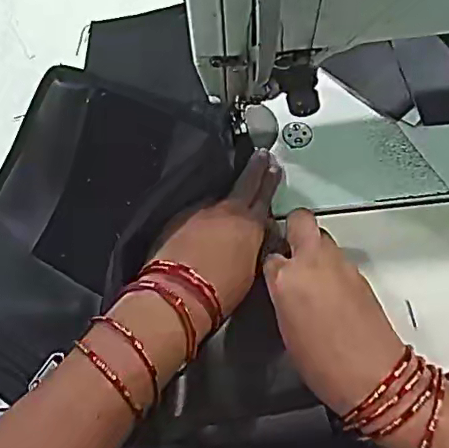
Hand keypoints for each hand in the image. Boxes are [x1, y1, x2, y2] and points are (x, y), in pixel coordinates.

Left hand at [148, 151, 281, 320]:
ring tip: (231, 195)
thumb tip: (252, 240)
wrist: (178, 291)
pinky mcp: (175, 219)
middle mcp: (224, 210)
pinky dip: (202, 212)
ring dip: (224, 196)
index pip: (263, 193)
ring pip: (216, 197)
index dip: (269, 178)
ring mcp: (197, 211)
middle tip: (260, 156)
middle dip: (254, 169)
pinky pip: (194, 210)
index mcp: (249, 223)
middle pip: (243, 183)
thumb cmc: (219, 290)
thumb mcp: (250, 270)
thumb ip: (253, 246)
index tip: (273, 165)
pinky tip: (202, 220)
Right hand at [263, 209, 407, 415]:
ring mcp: (341, 265)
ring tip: (312, 279)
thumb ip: (281, 294)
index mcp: (286, 276)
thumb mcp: (285, 328)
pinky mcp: (361, 276)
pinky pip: (340, 261)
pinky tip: (331, 296)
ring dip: (316, 251)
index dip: (271, 262)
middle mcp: (314, 261)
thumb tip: (281, 284)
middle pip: (302, 221)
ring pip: (323, 239)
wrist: (374, 377)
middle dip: (295, 229)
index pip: (270, 253)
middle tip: (290, 251)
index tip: (271, 271)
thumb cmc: (325, 364)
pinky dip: (333, 270)